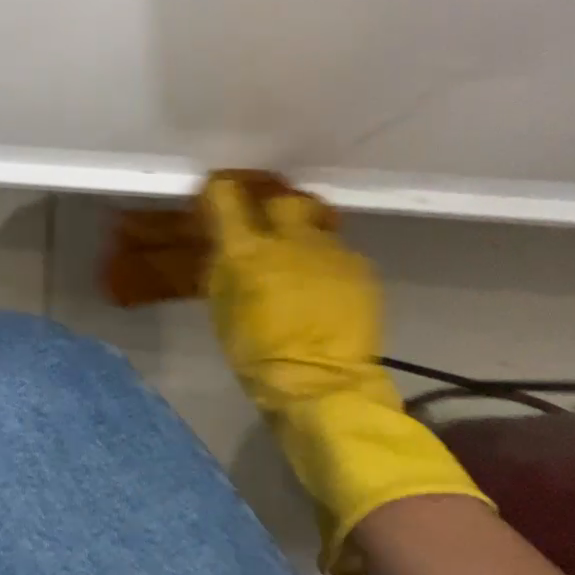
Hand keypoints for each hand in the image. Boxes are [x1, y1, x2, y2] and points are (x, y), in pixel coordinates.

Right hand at [201, 176, 490, 574]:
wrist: (320, 383)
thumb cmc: (254, 351)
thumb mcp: (222, 305)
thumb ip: (227, 268)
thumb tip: (228, 247)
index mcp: (246, 251)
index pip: (227, 199)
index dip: (219, 192)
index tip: (215, 194)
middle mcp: (291, 241)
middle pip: (284, 200)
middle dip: (272, 207)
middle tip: (263, 223)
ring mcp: (331, 254)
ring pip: (315, 226)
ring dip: (301, 236)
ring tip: (294, 260)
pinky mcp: (360, 271)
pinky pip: (336, 254)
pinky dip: (323, 263)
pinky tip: (317, 289)